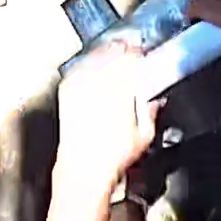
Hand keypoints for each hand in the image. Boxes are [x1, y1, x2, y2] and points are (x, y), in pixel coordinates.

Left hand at [53, 44, 160, 194]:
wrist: (83, 169)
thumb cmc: (112, 156)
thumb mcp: (144, 135)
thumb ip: (150, 110)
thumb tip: (154, 98)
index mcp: (121, 85)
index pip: (131, 55)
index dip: (138, 53)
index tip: (142, 56)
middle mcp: (99, 79)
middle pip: (113, 50)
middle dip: (123, 51)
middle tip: (129, 56)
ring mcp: (80, 82)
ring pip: (95, 55)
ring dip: (105, 54)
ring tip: (112, 61)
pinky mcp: (67, 89)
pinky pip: (79, 66)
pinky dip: (87, 65)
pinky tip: (93, 72)